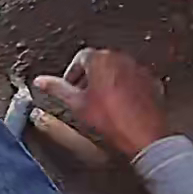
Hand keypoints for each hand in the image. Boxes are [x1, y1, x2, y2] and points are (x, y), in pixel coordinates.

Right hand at [33, 48, 171, 160]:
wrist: (143, 136)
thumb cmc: (111, 120)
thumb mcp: (76, 104)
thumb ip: (57, 89)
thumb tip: (40, 81)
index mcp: (101, 60)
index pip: (80, 58)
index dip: (71, 73)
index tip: (68, 86)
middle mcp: (122, 59)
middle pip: (99, 62)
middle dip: (88, 77)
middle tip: (81, 95)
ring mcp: (139, 70)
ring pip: (116, 70)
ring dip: (106, 81)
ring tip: (100, 102)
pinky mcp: (151, 82)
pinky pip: (132, 80)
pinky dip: (123, 88)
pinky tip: (118, 106)